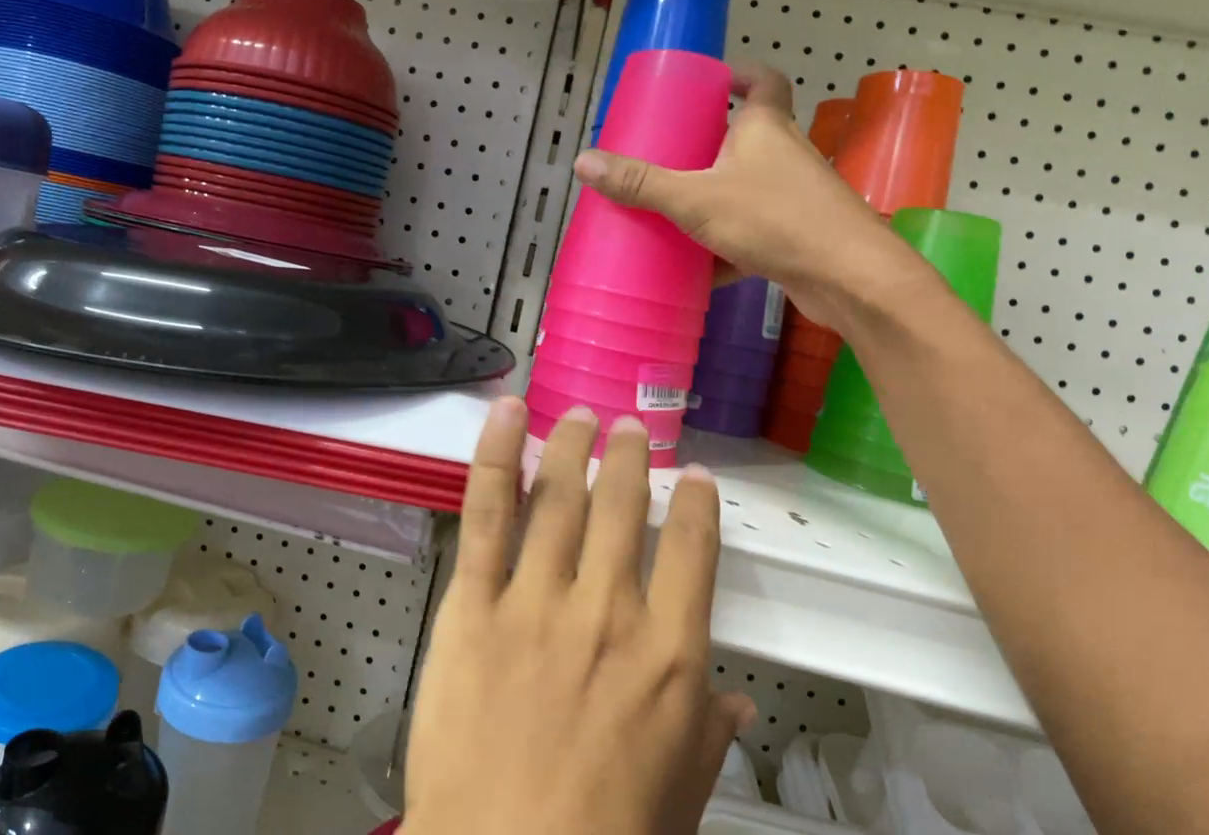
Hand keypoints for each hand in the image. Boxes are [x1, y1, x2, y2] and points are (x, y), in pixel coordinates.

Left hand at [401, 400, 756, 834]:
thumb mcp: (679, 796)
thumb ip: (708, 736)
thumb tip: (735, 702)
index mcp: (670, 656)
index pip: (695, 552)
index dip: (698, 506)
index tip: (695, 477)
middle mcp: (607, 611)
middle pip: (625, 509)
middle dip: (631, 460)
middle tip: (631, 430)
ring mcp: (536, 601)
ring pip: (560, 498)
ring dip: (573, 447)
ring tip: (581, 416)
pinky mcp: (473, 605)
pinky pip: (487, 514)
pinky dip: (497, 456)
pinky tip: (507, 413)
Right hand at [572, 64, 915, 333]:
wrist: (849, 278)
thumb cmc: (775, 219)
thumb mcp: (696, 199)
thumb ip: (642, 184)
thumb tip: (583, 162)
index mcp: (766, 127)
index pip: (763, 80)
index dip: (739, 74)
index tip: (709, 80)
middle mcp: (785, 154)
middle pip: (747, 136)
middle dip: (706, 144)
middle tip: (666, 153)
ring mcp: (794, 197)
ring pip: (746, 188)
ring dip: (712, 198)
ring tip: (669, 210)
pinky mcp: (796, 236)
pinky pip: (751, 232)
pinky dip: (723, 247)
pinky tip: (693, 270)